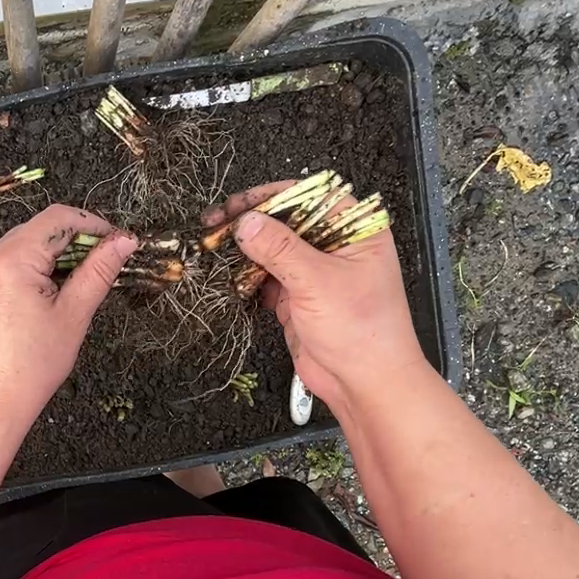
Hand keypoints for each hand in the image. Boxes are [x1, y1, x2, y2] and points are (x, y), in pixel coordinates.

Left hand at [0, 204, 137, 420]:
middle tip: (106, 264)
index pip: (58, 219)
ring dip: (59, 255)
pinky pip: (14, 261)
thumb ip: (99, 271)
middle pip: (42, 228)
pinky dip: (39, 268)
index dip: (93, 225)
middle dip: (77, 241)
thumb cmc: (30, 366)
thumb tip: (124, 242)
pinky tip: (57, 291)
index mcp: (11, 260)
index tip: (117, 242)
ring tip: (82, 284)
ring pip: (29, 243)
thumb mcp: (73, 314)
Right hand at [212, 183, 428, 415]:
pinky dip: (247, 279)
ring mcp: (314, 273)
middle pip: (286, 223)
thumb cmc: (360, 328)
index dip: (270, 197)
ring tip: (213, 251)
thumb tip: (245, 222)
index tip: (236, 206)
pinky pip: (266, 280)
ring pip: (272, 252)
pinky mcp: (297, 299)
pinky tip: (227, 278)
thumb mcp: (318, 281)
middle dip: (251, 225)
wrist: (365, 381)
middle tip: (215, 227)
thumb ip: (280, 249)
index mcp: (354, 230)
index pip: (309, 196)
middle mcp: (334, 246)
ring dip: (244, 253)